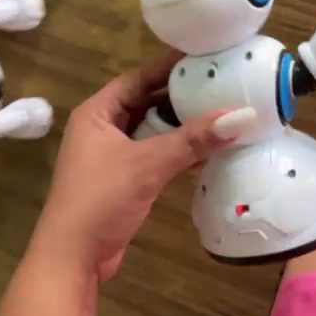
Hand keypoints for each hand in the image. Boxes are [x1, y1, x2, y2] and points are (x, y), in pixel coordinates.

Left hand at [31, 55, 253, 281]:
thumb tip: (242, 115)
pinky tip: (212, 149)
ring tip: (226, 112)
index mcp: (97, 112)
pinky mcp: (125, 180)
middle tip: (225, 84)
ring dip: (184, 127)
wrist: (73, 259)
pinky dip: (180, 152)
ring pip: (154, 131)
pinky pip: (157, 155)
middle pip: (148, 102)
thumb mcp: (147, 165)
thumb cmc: (100, 199)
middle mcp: (103, 128)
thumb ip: (193, 140)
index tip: (206, 56)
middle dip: (183, 97)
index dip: (171, 67)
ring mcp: (113, 156)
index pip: (139, 78)